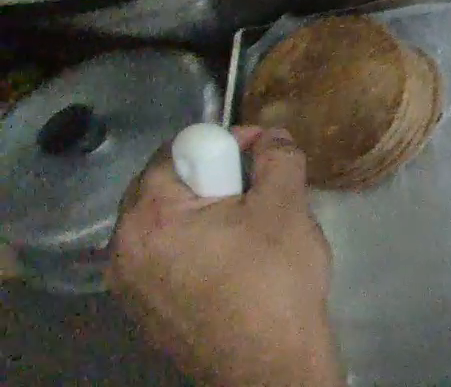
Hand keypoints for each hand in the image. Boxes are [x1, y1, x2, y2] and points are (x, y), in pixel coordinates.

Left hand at [109, 126, 342, 386]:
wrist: (266, 353)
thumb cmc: (274, 273)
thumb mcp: (287, 204)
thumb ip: (278, 159)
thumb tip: (270, 136)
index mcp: (150, 220)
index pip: (173, 154)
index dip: (222, 141)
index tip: (263, 147)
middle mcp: (123, 250)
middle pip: (163, 187)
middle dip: (214, 174)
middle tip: (262, 181)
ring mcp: (129, 283)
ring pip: (166, 222)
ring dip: (207, 208)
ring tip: (255, 218)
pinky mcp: (145, 306)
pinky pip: (166, 253)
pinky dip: (199, 239)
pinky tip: (238, 253)